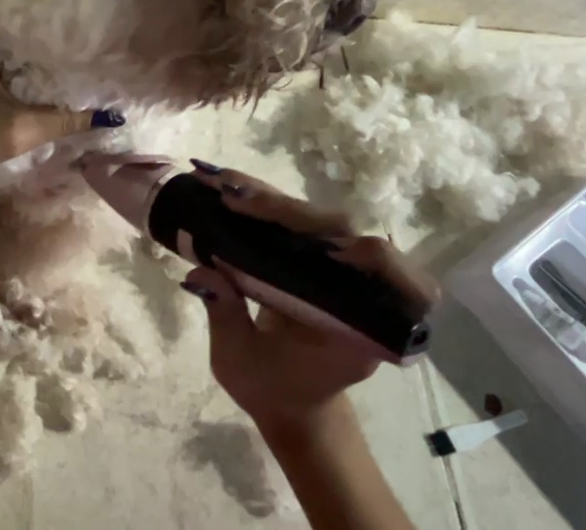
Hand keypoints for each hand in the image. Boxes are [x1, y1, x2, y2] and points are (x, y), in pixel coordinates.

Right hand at [180, 168, 438, 438]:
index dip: (368, 255)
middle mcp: (359, 293)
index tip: (326, 246)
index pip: (385, 279)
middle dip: (290, 211)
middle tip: (234, 198)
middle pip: (344, 232)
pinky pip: (301, 222)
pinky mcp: (317, 257)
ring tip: (223, 185)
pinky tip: (229, 188)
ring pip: (320, 219)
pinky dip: (267, 204)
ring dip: (274, 200)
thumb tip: (200, 271)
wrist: (291, 401)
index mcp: (358, 330)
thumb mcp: (240, 362)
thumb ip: (225, 316)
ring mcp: (338, 270)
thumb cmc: (272, 389)